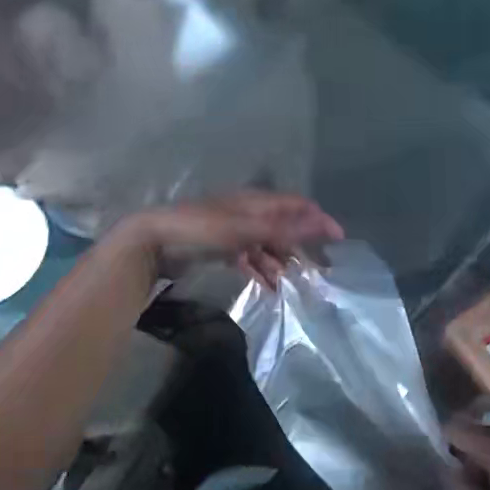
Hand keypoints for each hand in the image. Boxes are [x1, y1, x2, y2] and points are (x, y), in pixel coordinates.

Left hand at [126, 192, 342, 284]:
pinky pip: (250, 259)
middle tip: (317, 271)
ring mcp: (234, 231)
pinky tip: (269, 288)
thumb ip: (285, 230)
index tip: (339, 241)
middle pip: (285, 228)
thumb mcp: (246, 230)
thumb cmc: (200, 230)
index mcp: (256, 202)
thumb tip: (322, 225)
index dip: (320, 220)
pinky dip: (261, 271)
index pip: (299, 206)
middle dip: (302, 247)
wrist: (150, 243)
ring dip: (281, 264)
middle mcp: (249, 213)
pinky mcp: (221, 249)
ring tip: (293, 286)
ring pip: (268, 247)